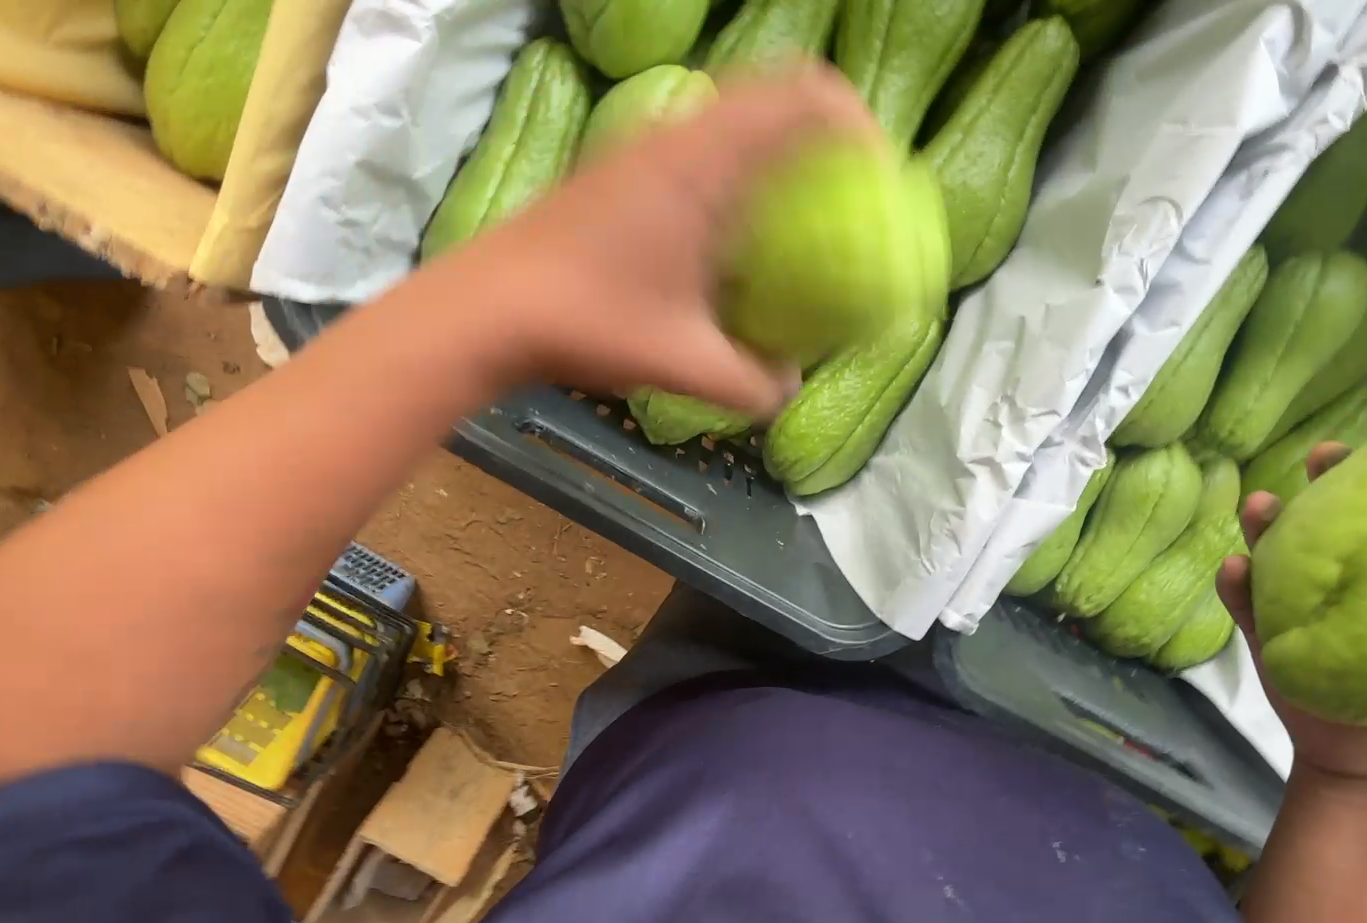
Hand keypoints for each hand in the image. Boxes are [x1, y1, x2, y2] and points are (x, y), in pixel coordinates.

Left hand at [431, 67, 877, 414]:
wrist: (486, 308)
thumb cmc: (586, 325)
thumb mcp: (684, 364)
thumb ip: (751, 382)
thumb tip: (788, 388)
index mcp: (704, 163)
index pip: (805, 96)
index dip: (857, 120)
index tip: (881, 172)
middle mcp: (675, 134)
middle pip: (774, 91)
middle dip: (823, 128)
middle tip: (849, 187)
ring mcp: (641, 143)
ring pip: (732, 113)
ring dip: (775, 143)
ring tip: (796, 206)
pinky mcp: (618, 164)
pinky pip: (700, 140)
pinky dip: (735, 163)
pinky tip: (729, 227)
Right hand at [1216, 442, 1366, 799]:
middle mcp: (1360, 586)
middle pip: (1338, 521)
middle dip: (1326, 483)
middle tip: (1324, 458)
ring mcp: (1310, 611)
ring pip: (1281, 554)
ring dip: (1267, 526)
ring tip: (1262, 507)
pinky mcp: (1272, 642)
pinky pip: (1247, 608)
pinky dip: (1236, 586)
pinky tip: (1235, 569)